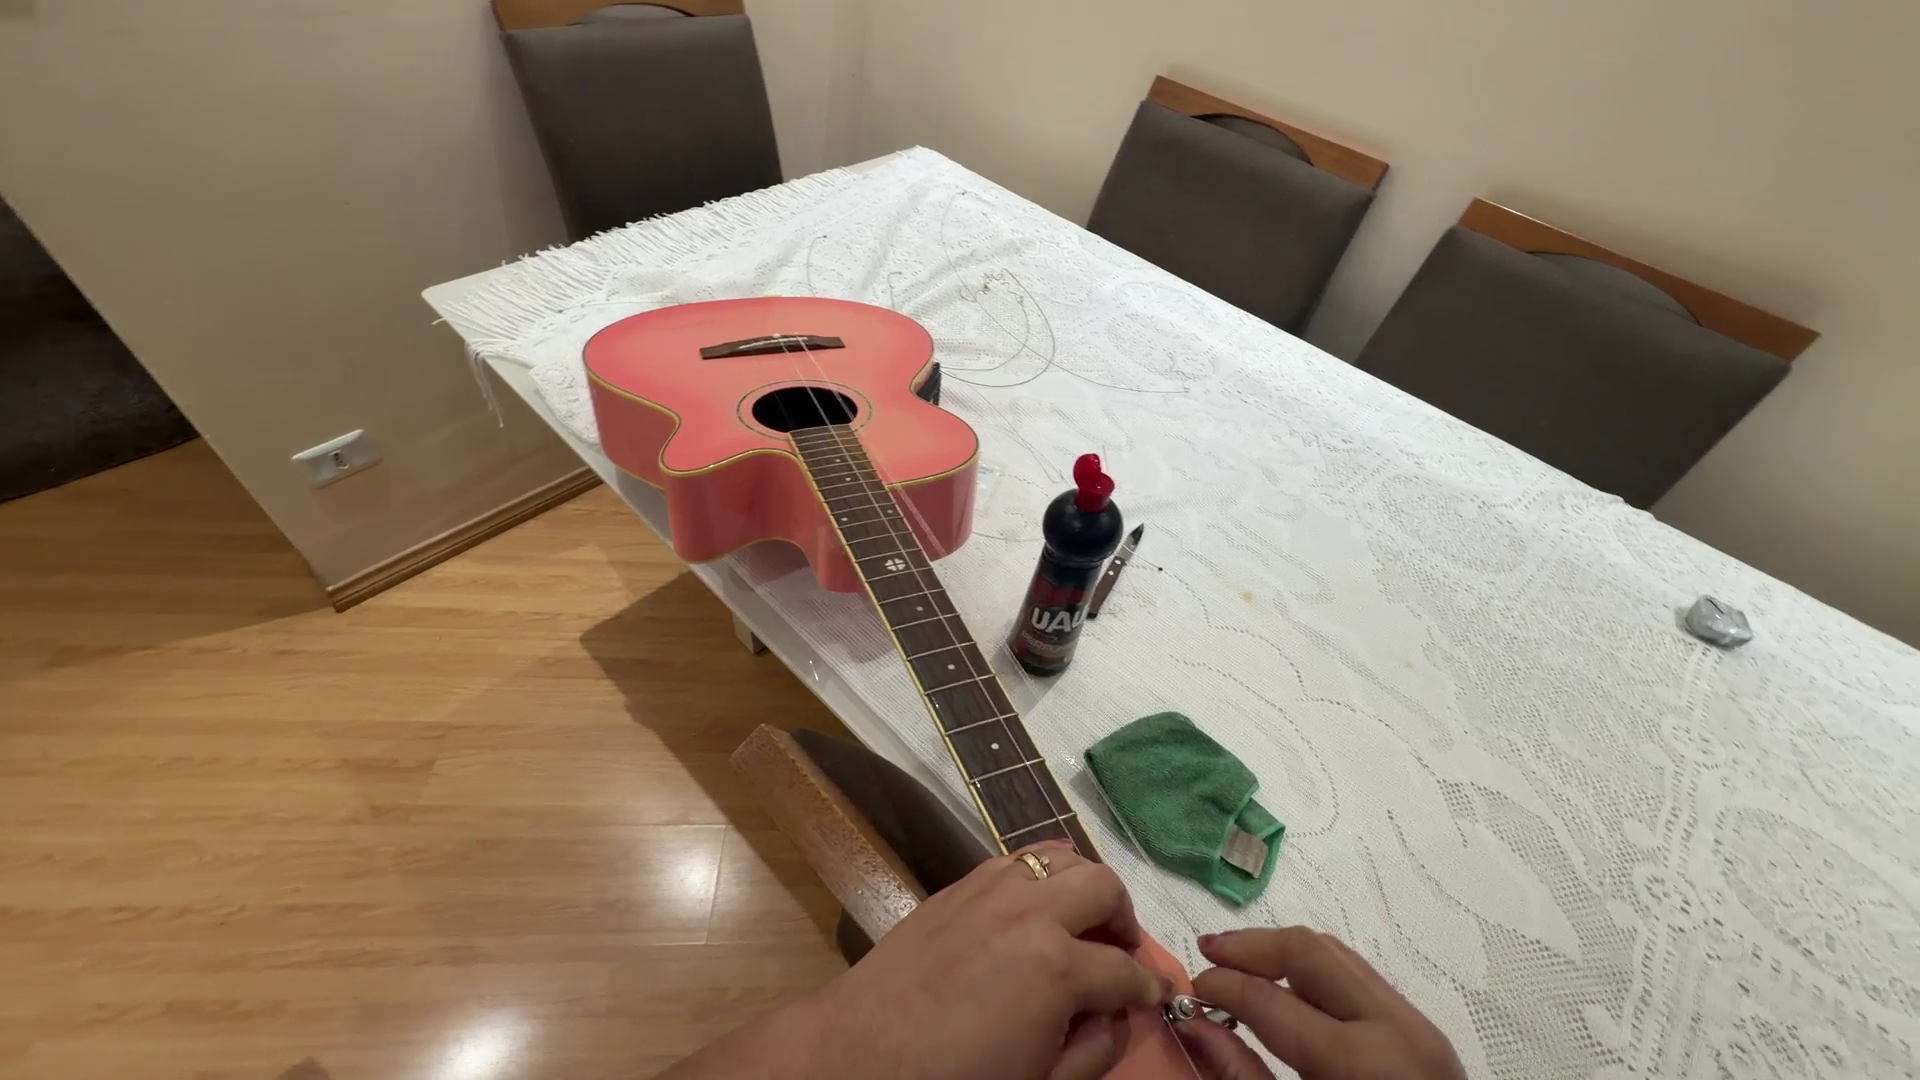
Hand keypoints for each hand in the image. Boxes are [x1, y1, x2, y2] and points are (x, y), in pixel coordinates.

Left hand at [803, 841, 1170, 1079]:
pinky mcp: (961, 881)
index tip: (1158, 995)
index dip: (1150, 988)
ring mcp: (992, 886)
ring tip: (1081, 919)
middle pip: (1104, 886)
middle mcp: (1030, 909)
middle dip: (1126, 919)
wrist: (859, 1052)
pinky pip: (1016, 859)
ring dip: (1083, 885)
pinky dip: (1039, 875)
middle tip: (1122, 950)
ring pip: (1061, 856)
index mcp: (1056, 966)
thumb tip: (1116, 1014)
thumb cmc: (953, 1078)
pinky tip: (1032, 907)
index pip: (1126, 972)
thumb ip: (1092, 1050)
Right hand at [1175, 927, 1465, 1079]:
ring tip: (1236, 958)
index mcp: (1361, 1065)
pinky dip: (1310, 965)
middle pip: (1306, 950)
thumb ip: (1244, 1074)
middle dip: (1249, 946)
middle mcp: (1393, 1028)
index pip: (1272, 1001)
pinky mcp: (1422, 1026)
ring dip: (1277, 949)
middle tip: (1206, 951)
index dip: (1223, 987)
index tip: (1191, 990)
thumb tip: (1194, 1024)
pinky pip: (1355, 971)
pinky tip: (1283, 980)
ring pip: (1332, 950)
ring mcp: (1415, 1023)